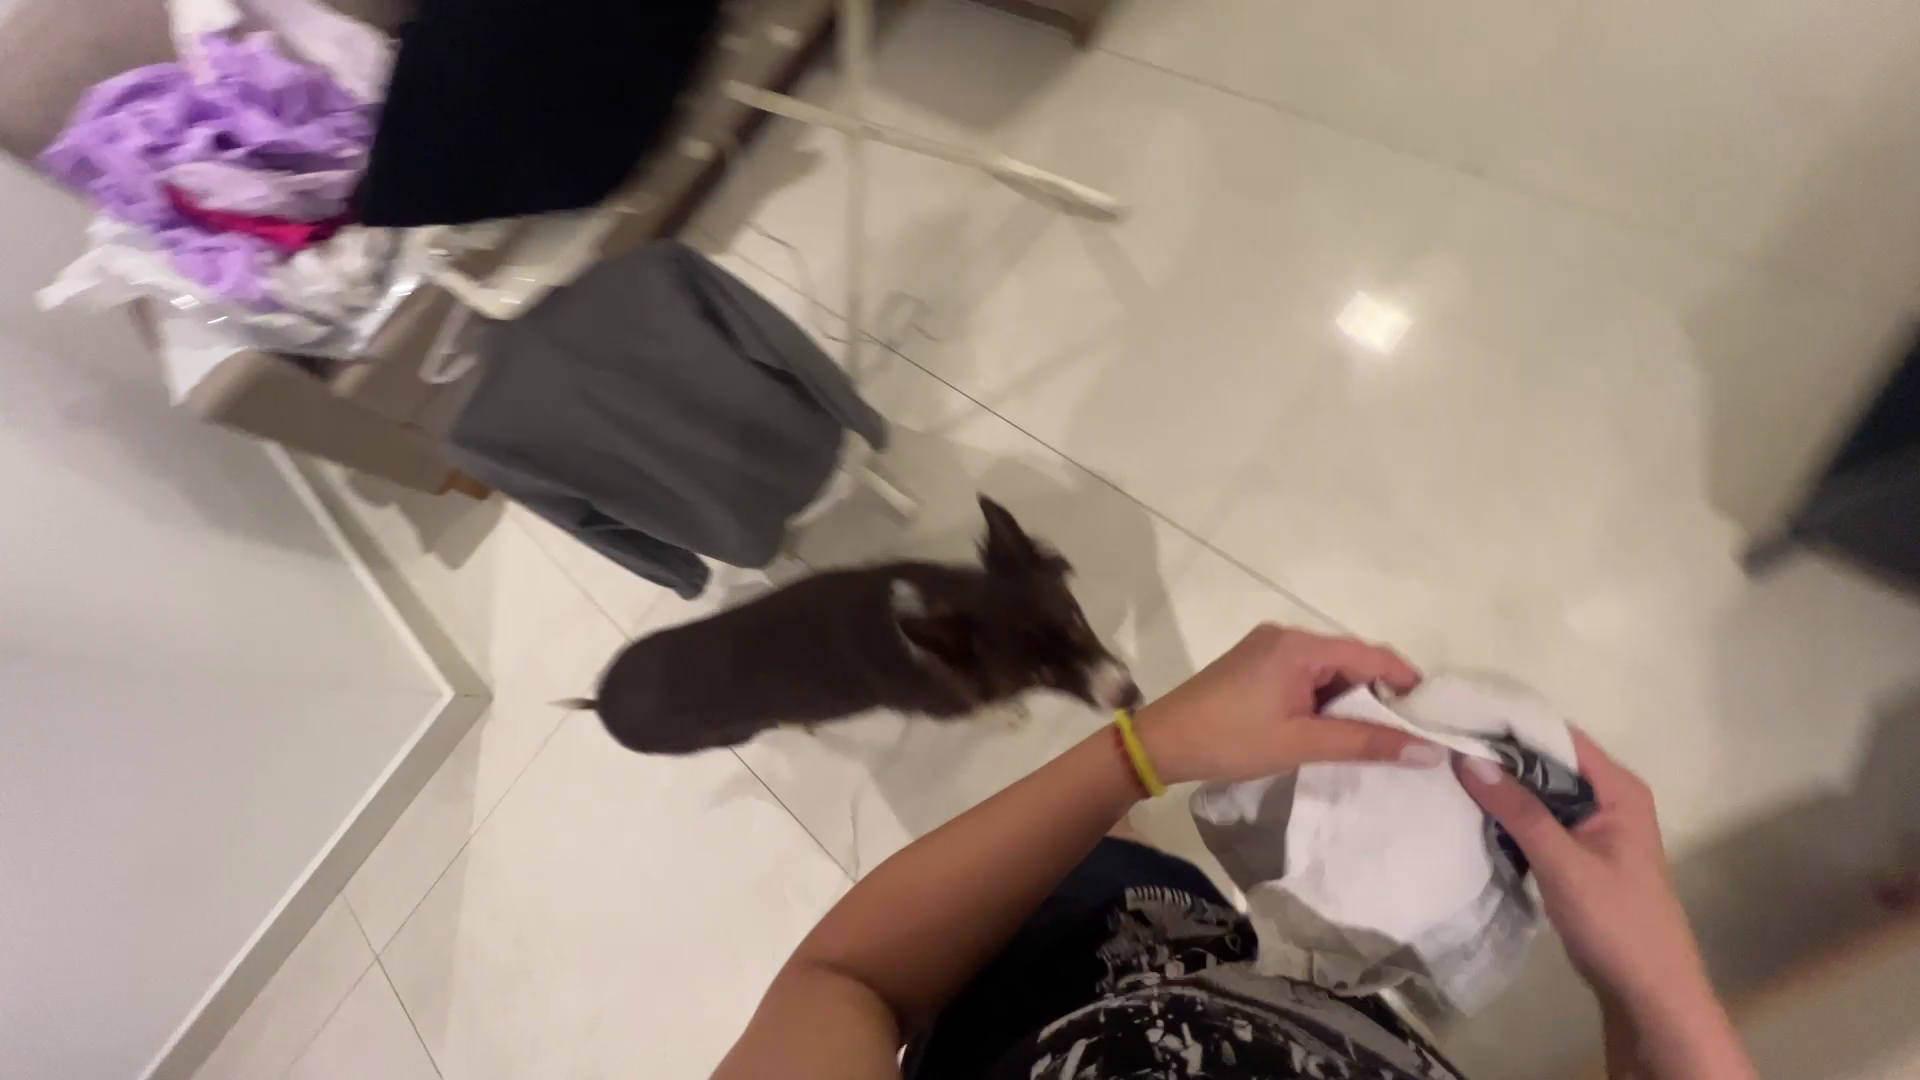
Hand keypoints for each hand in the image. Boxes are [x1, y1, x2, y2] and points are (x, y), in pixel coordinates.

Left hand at [1134, 624, 1435, 785]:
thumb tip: (1429, 750)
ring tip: (1373, 737)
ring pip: (1327, 669)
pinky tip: (1332, 726)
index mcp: (1298, 645)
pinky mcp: (1254, 663)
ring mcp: (1266, 648)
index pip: (1371, 655)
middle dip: (1379, 695)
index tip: (1436, 719)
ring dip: (1350, 698)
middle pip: (1350, 659)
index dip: (1407, 684)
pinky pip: (1303, 673)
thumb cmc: (1233, 739)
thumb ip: (1366, 741)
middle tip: (1407, 736)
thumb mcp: (1303, 742)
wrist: (1165, 740)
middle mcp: (1284, 636)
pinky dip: (1323, 696)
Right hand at [1453, 731, 1711, 1017]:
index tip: (1458, 715)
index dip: (1509, 722)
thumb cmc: (1618, 923)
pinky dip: (1500, 802)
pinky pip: (1529, 807)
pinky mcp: (1568, 841)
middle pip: (1541, 755)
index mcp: (1618, 790)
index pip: (1558, 735)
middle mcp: (1603, 795)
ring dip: (1494, 776)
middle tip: (1440, 738)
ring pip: (1532, 781)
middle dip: (1494, 748)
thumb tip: (1466, 757)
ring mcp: (1585, 819)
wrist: (1646, 992)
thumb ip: (1518, 810)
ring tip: (1442, 762)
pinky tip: (1463, 799)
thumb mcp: (1563, 864)